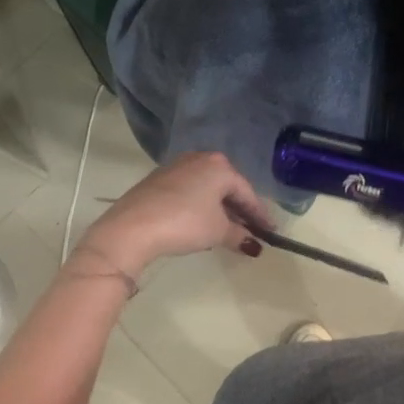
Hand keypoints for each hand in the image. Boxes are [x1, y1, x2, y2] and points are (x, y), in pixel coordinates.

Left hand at [74, 153, 274, 275]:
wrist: (132, 227)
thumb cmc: (184, 223)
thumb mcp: (217, 231)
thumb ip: (239, 235)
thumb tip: (252, 244)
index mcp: (220, 166)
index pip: (247, 192)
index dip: (260, 214)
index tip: (270, 231)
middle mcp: (200, 159)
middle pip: (227, 187)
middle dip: (239, 209)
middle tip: (250, 230)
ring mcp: (177, 166)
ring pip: (207, 188)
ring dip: (219, 208)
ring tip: (227, 229)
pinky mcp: (159, 179)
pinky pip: (190, 190)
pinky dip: (200, 205)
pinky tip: (200, 222)